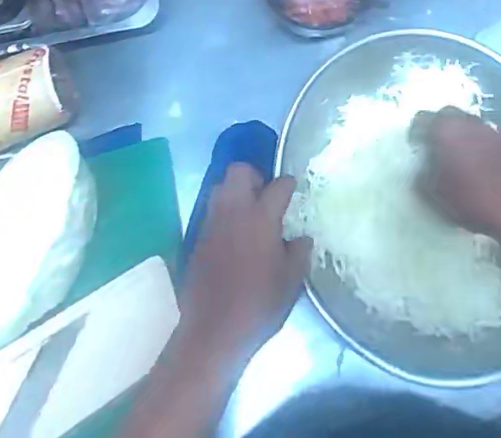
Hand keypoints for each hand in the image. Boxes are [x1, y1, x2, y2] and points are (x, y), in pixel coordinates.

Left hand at [177, 164, 309, 365]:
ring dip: (236, 190)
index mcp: (261, 217)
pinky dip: (224, 210)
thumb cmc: (258, 305)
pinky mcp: (198, 235)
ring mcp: (212, 221)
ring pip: (221, 186)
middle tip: (266, 195)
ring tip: (250, 212)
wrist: (214, 329)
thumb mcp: (290, 282)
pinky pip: (212, 209)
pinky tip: (235, 232)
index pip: (277, 186)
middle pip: (239, 171)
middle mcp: (234, 210)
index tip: (293, 187)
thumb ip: (299, 253)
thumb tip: (302, 238)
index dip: (288, 184)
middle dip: (254, 176)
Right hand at [411, 106, 500, 238]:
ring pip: (467, 124)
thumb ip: (419, 175)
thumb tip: (419, 168)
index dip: (414, 132)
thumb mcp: (433, 193)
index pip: (421, 118)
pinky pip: (484, 138)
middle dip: (437, 128)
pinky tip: (477, 166)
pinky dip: (476, 146)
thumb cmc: (471, 200)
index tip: (414, 146)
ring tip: (455, 157)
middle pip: (446, 115)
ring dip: (459, 135)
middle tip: (432, 147)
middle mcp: (466, 122)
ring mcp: (490, 131)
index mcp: (444, 128)